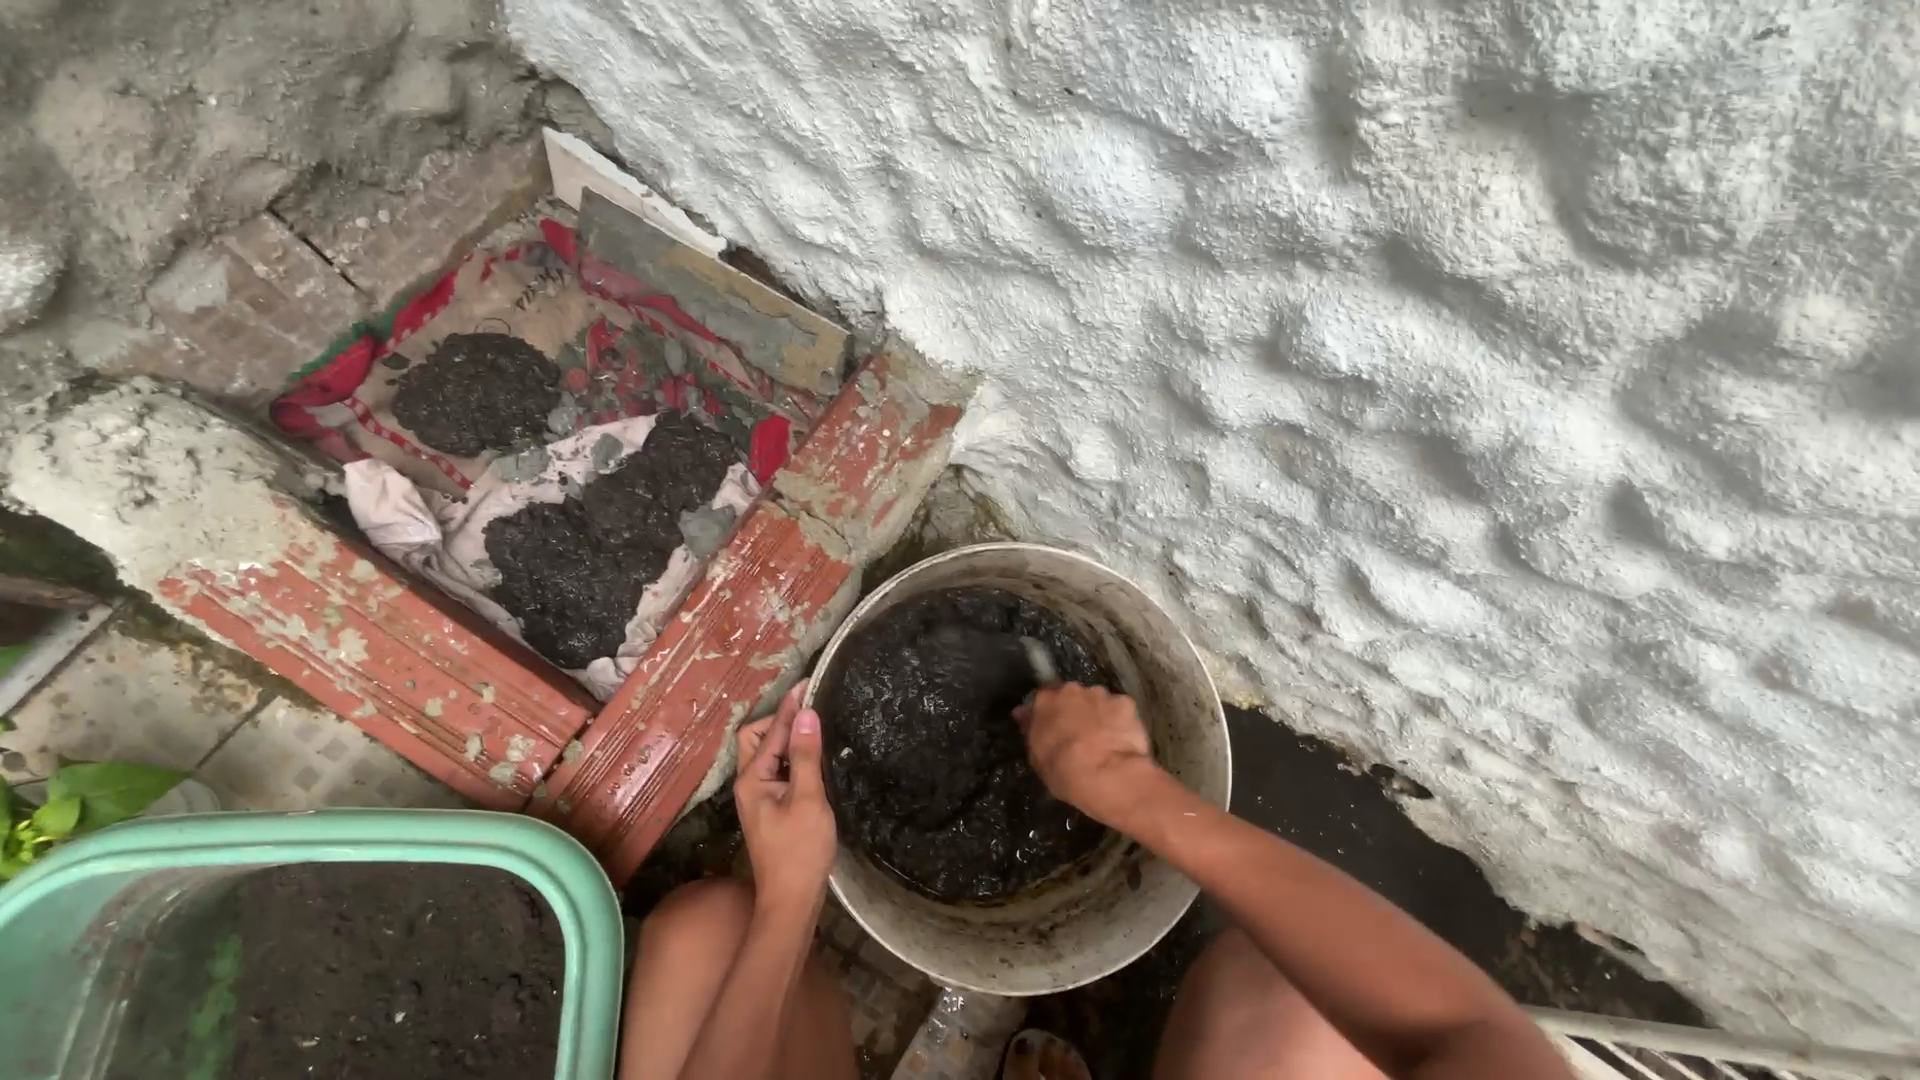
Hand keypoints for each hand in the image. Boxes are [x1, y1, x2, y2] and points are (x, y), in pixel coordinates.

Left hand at [734, 680, 836, 912]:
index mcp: (753, 779)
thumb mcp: (808, 800)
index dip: (790, 707)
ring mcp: (759, 797)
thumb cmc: (800, 851)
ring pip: (769, 754)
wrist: (791, 900)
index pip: (770, 732)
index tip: (809, 683)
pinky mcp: (772, 807)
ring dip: (788, 737)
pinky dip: (794, 757)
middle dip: (780, 720)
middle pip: (757, 738)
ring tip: (816, 725)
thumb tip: (806, 714)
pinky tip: (814, 756)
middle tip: (811, 708)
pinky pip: (779, 769)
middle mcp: (750, 784)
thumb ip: (806, 756)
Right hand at [1014, 683, 1161, 826]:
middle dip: (1074, 709)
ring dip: (1097, 713)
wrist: (1106, 774)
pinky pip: (1120, 709)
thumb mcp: (1037, 757)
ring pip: (1097, 700)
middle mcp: (1071, 690)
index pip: (1043, 698)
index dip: (1049, 713)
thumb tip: (1022, 712)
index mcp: (1045, 701)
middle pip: (1071, 695)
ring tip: (1103, 738)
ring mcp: (1100, 694)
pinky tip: (1121, 738)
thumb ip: (1031, 730)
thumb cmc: (1064, 770)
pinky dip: (1120, 720)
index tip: (1052, 727)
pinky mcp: (1126, 703)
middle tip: (1079, 733)